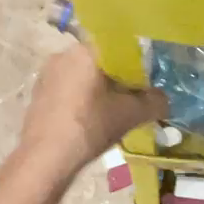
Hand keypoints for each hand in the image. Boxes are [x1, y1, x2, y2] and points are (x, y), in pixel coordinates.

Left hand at [16, 45, 167, 175]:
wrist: (46, 158)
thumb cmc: (90, 126)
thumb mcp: (130, 114)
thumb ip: (154, 102)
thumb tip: (165, 99)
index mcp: (85, 51)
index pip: (117, 45)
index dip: (135, 61)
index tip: (144, 79)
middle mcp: (63, 54)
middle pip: (99, 60)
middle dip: (116, 77)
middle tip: (132, 97)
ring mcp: (47, 74)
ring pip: (82, 74)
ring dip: (98, 88)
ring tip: (112, 111)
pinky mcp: (38, 93)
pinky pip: (67, 88)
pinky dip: (81, 98)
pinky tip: (89, 119)